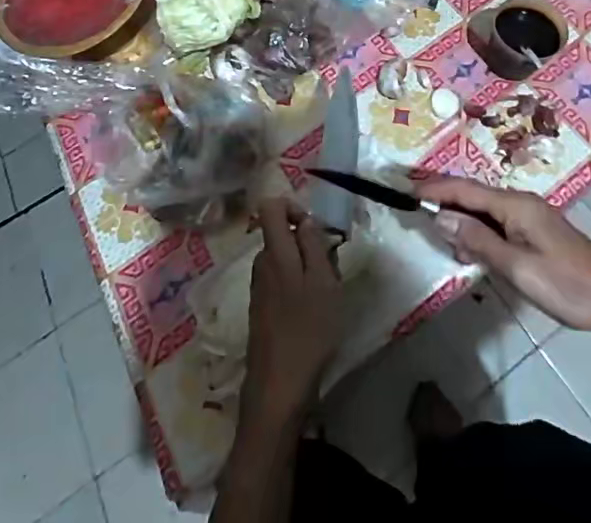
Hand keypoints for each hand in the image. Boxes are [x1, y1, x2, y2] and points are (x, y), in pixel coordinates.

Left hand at [241, 199, 343, 427]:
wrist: (279, 384)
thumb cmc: (308, 330)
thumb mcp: (323, 283)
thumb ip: (314, 246)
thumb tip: (306, 219)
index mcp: (274, 253)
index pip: (270, 207)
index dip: (292, 206)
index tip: (314, 227)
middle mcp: (261, 264)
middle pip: (280, 234)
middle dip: (307, 243)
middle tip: (331, 268)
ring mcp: (259, 287)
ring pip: (284, 259)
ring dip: (306, 267)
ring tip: (327, 294)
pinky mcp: (262, 308)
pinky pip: (281, 281)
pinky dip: (299, 286)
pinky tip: (315, 312)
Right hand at [416, 176, 590, 342]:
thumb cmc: (568, 287)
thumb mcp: (517, 268)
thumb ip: (477, 240)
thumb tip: (441, 216)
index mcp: (515, 205)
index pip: (464, 189)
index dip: (433, 189)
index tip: (404, 190)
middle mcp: (520, 203)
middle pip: (471, 195)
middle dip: (443, 202)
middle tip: (414, 215)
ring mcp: (529, 217)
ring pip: (482, 210)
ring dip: (460, 221)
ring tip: (442, 240)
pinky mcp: (535, 232)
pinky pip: (496, 223)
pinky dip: (477, 232)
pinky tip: (470, 251)